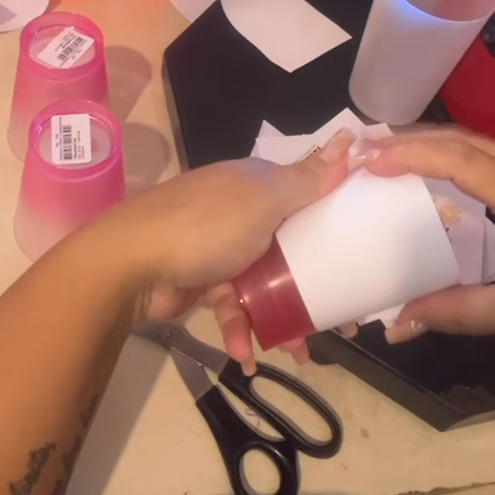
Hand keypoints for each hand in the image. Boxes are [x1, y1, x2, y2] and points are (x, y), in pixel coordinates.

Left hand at [71, 132, 353, 364]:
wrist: (130, 262)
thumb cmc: (206, 225)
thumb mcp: (264, 198)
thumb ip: (306, 179)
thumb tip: (347, 139)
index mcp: (260, 184)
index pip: (310, 197)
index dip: (338, 225)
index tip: (364, 258)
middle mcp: (243, 210)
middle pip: (293, 246)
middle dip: (316, 285)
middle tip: (342, 323)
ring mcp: (223, 246)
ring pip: (267, 283)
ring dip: (282, 318)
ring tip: (299, 353)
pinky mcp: (204, 279)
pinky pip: (234, 304)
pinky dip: (241, 329)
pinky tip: (245, 355)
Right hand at [356, 128, 494, 356]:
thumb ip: (458, 312)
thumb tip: (399, 322)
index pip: (459, 159)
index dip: (408, 155)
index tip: (364, 160)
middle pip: (465, 140)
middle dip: (411, 140)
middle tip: (363, 149)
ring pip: (481, 144)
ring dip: (434, 146)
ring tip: (390, 156)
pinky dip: (458, 158)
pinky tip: (441, 175)